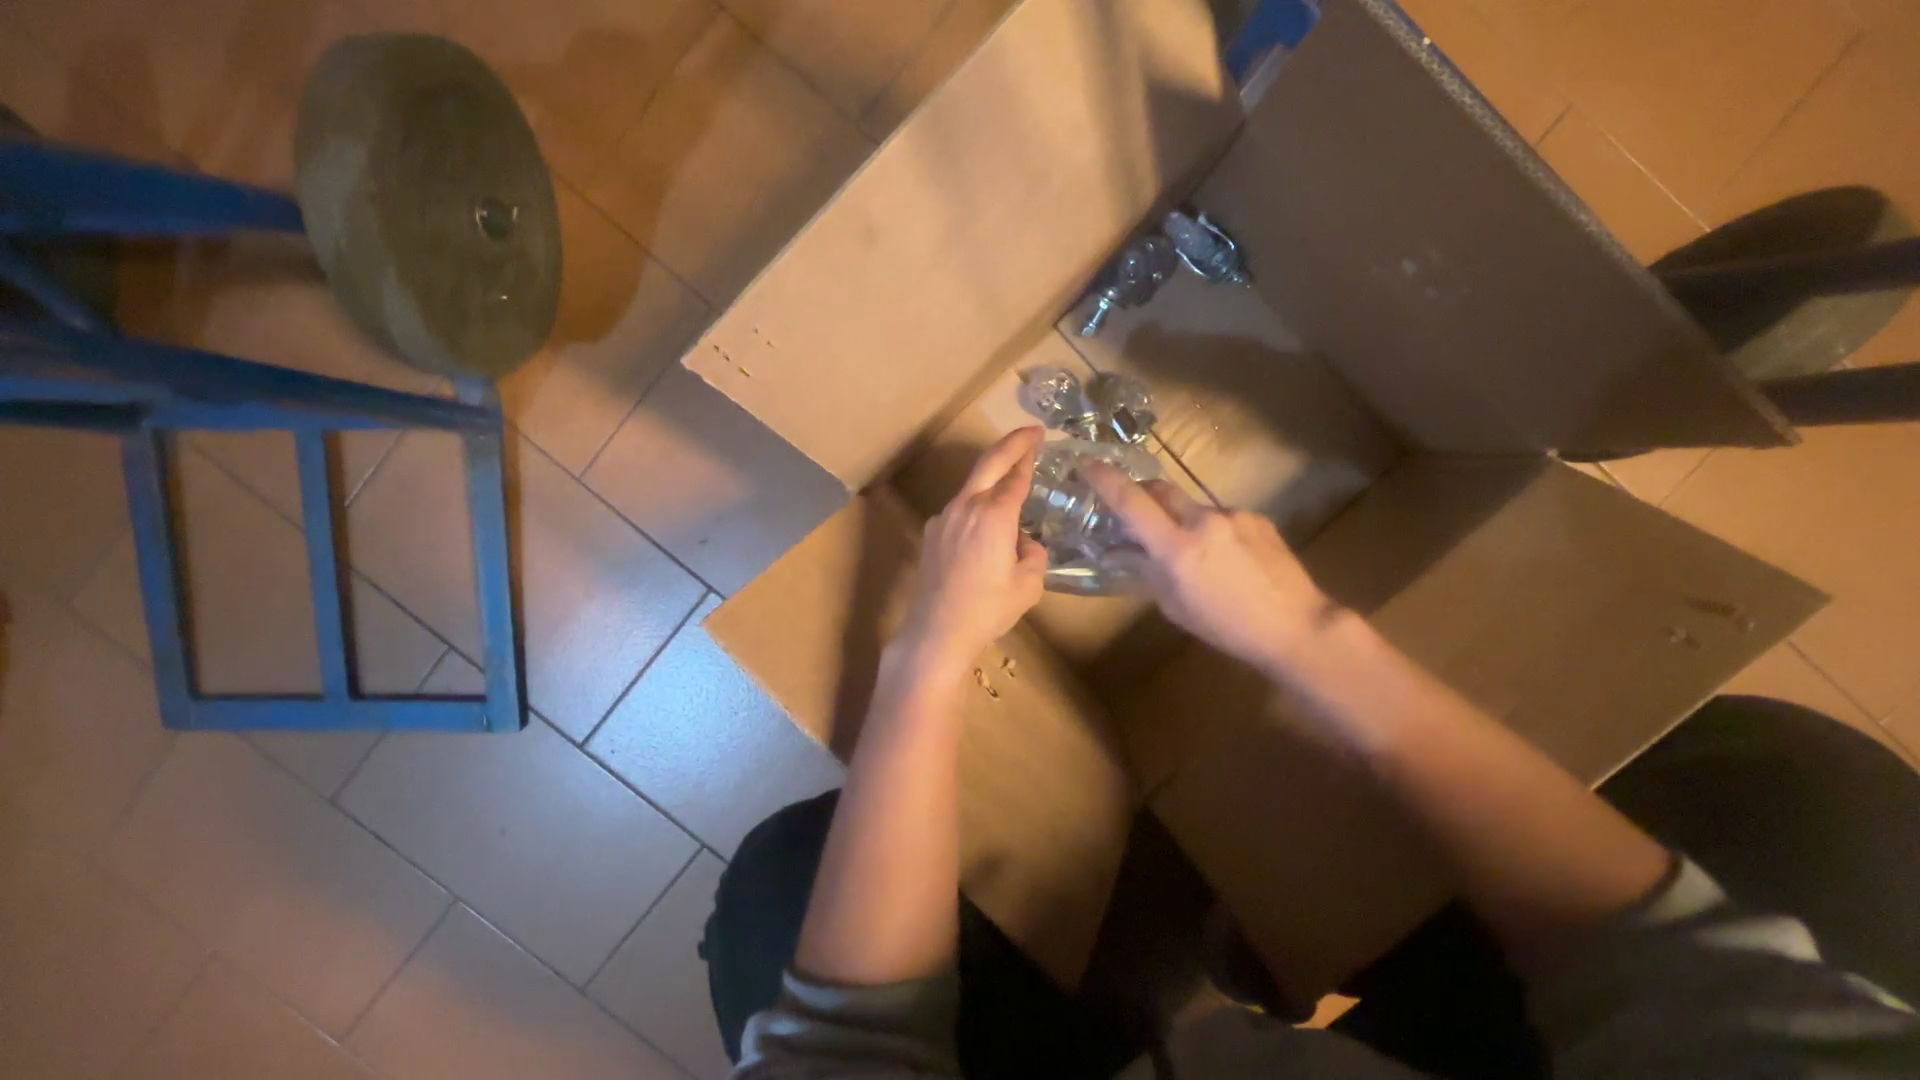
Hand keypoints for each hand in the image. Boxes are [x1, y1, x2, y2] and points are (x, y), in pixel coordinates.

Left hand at [897, 427, 1049, 667]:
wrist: (937, 631)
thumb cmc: (987, 609)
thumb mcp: (1028, 584)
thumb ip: (1033, 555)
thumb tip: (1024, 543)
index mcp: (995, 514)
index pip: (1016, 474)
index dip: (1028, 453)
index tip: (1039, 438)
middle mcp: (967, 506)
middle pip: (989, 462)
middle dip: (1011, 443)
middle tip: (1030, 432)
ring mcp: (944, 518)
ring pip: (972, 486)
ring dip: (992, 477)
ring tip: (1012, 482)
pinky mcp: (932, 533)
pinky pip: (959, 509)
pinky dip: (977, 505)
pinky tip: (987, 527)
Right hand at [1083, 463, 1336, 675]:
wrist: (1296, 626)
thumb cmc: (1227, 627)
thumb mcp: (1175, 606)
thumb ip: (1148, 572)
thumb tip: (1125, 553)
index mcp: (1177, 548)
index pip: (1131, 502)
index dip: (1105, 479)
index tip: (1087, 463)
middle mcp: (1203, 521)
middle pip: (1161, 490)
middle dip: (1143, 495)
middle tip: (1135, 512)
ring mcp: (1234, 516)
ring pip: (1194, 507)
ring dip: (1183, 521)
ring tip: (1195, 555)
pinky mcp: (1258, 519)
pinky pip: (1223, 518)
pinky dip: (1214, 532)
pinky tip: (1228, 560)